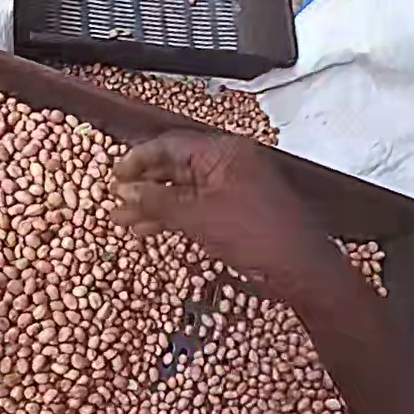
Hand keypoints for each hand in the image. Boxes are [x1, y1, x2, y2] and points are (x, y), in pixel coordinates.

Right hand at [111, 131, 345, 300]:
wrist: (298, 268)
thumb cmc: (258, 234)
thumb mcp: (199, 216)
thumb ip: (158, 201)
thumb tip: (124, 191)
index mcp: (223, 153)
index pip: (171, 145)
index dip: (138, 159)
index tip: (115, 174)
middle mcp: (225, 165)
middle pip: (173, 167)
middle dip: (142, 185)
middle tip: (114, 197)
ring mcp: (228, 189)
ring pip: (180, 191)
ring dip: (151, 205)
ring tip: (122, 219)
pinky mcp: (229, 212)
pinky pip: (191, 208)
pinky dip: (169, 218)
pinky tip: (147, 229)